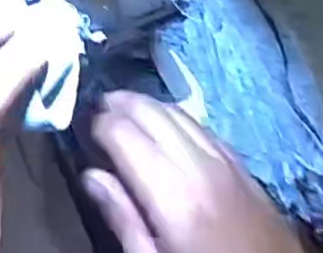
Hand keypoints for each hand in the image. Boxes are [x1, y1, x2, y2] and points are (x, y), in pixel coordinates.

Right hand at [82, 92, 302, 252]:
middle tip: (97, 108)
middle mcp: (197, 164)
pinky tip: (163, 124)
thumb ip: (123, 220)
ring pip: (176, 110)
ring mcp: (223, 159)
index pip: (124, 134)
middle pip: (150, 111)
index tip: (82, 125)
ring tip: (122, 109)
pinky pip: (200, 124)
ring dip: (146, 104)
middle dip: (119, 103)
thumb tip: (91, 175)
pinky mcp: (240, 163)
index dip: (98, 123)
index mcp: (172, 196)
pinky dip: (174, 115)